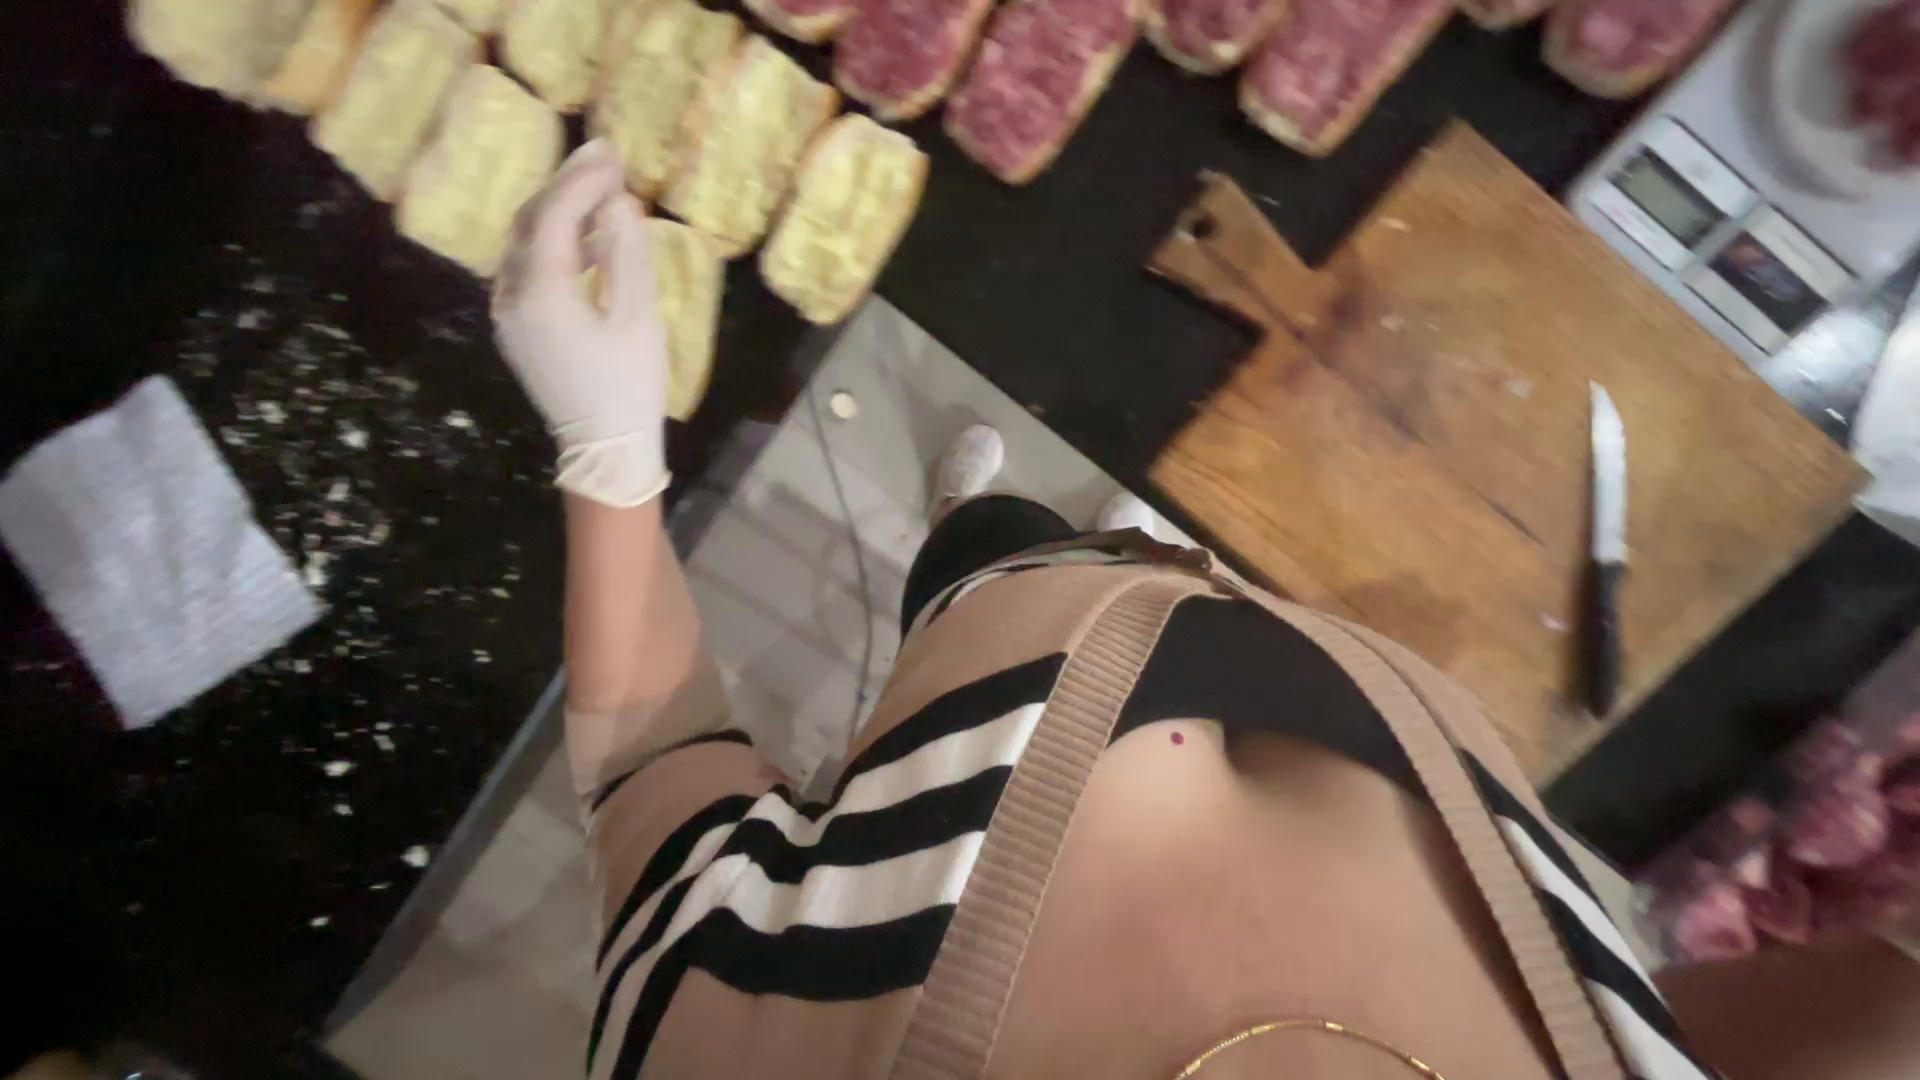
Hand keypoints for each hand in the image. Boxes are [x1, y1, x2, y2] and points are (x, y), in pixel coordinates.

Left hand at [493, 139, 669, 507]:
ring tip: (602, 197)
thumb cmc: (628, 388)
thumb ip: (627, 256)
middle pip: (533, 220)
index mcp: (540, 290)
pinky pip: (529, 269)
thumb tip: (619, 204)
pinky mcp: (517, 328)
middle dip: (568, 187)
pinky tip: (588, 245)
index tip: (615, 153)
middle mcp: (510, 293)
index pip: (557, 214)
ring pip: (527, 243)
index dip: (585, 178)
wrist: (604, 451)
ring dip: (561, 214)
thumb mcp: (639, 320)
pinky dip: (557, 245)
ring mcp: (508, 312)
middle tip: (607, 162)